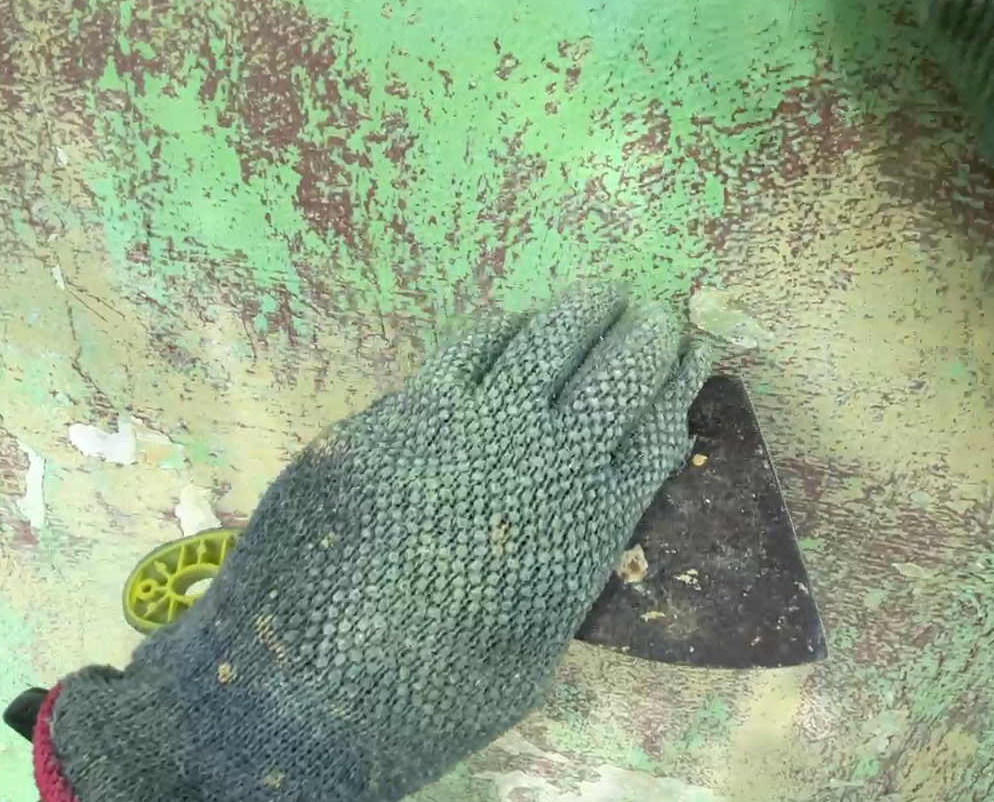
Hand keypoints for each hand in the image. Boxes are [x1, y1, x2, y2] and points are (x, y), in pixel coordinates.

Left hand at [30, 286, 709, 801]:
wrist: (294, 703)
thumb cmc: (428, 693)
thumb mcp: (537, 645)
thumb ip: (580, 552)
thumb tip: (614, 476)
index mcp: (583, 529)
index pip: (655, 431)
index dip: (683, 384)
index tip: (700, 349)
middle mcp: (537, 464)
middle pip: (613, 376)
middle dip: (646, 337)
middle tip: (658, 311)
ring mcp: (465, 429)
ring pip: (544, 343)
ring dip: (584, 312)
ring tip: (605, 291)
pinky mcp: (398, 411)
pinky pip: (466, 348)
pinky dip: (502, 327)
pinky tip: (517, 318)